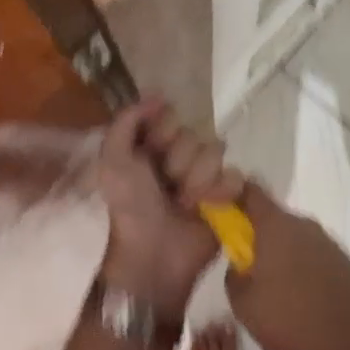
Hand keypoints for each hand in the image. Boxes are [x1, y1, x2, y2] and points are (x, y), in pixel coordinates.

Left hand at [95, 96, 244, 314]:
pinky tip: (209, 206)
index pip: (171, 115)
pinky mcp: (227, 199)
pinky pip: (236, 176)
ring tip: (184, 203)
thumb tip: (159, 94)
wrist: (153, 256)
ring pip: (215, 151)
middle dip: (179, 160)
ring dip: (198, 179)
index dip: (163, 131)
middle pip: (194, 133)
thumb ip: (127, 120)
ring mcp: (205, 177)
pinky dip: (223, 190)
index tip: (153, 150)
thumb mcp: (113, 160)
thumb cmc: (128, 206)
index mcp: (153, 145)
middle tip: (167, 186)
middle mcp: (180, 156)